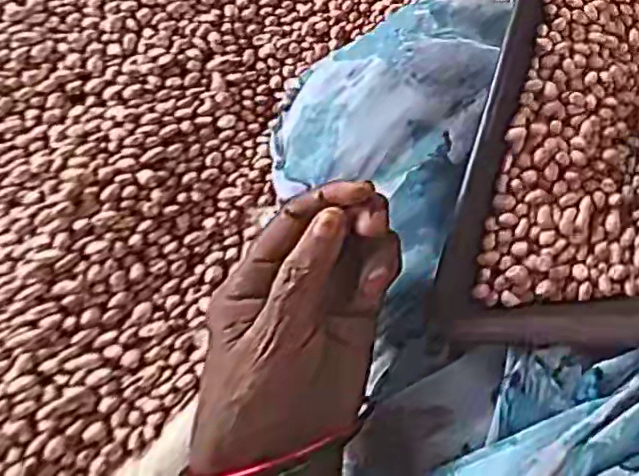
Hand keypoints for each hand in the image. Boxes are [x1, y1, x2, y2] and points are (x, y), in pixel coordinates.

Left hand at [191, 182, 401, 474]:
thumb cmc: (254, 400)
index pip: (292, 219)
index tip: (361, 190)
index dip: (326, 197)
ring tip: (378, 250)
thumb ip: (301, 274)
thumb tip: (330, 215)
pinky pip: (378, 267)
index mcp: (256, 277)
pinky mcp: (359, 304)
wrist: (282, 456)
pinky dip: (384, 263)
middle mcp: (296, 273)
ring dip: (375, 234)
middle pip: (333, 222)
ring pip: (360, 239)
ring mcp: (329, 288)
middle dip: (357, 212)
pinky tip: (380, 281)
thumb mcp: (270, 336)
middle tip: (373, 221)